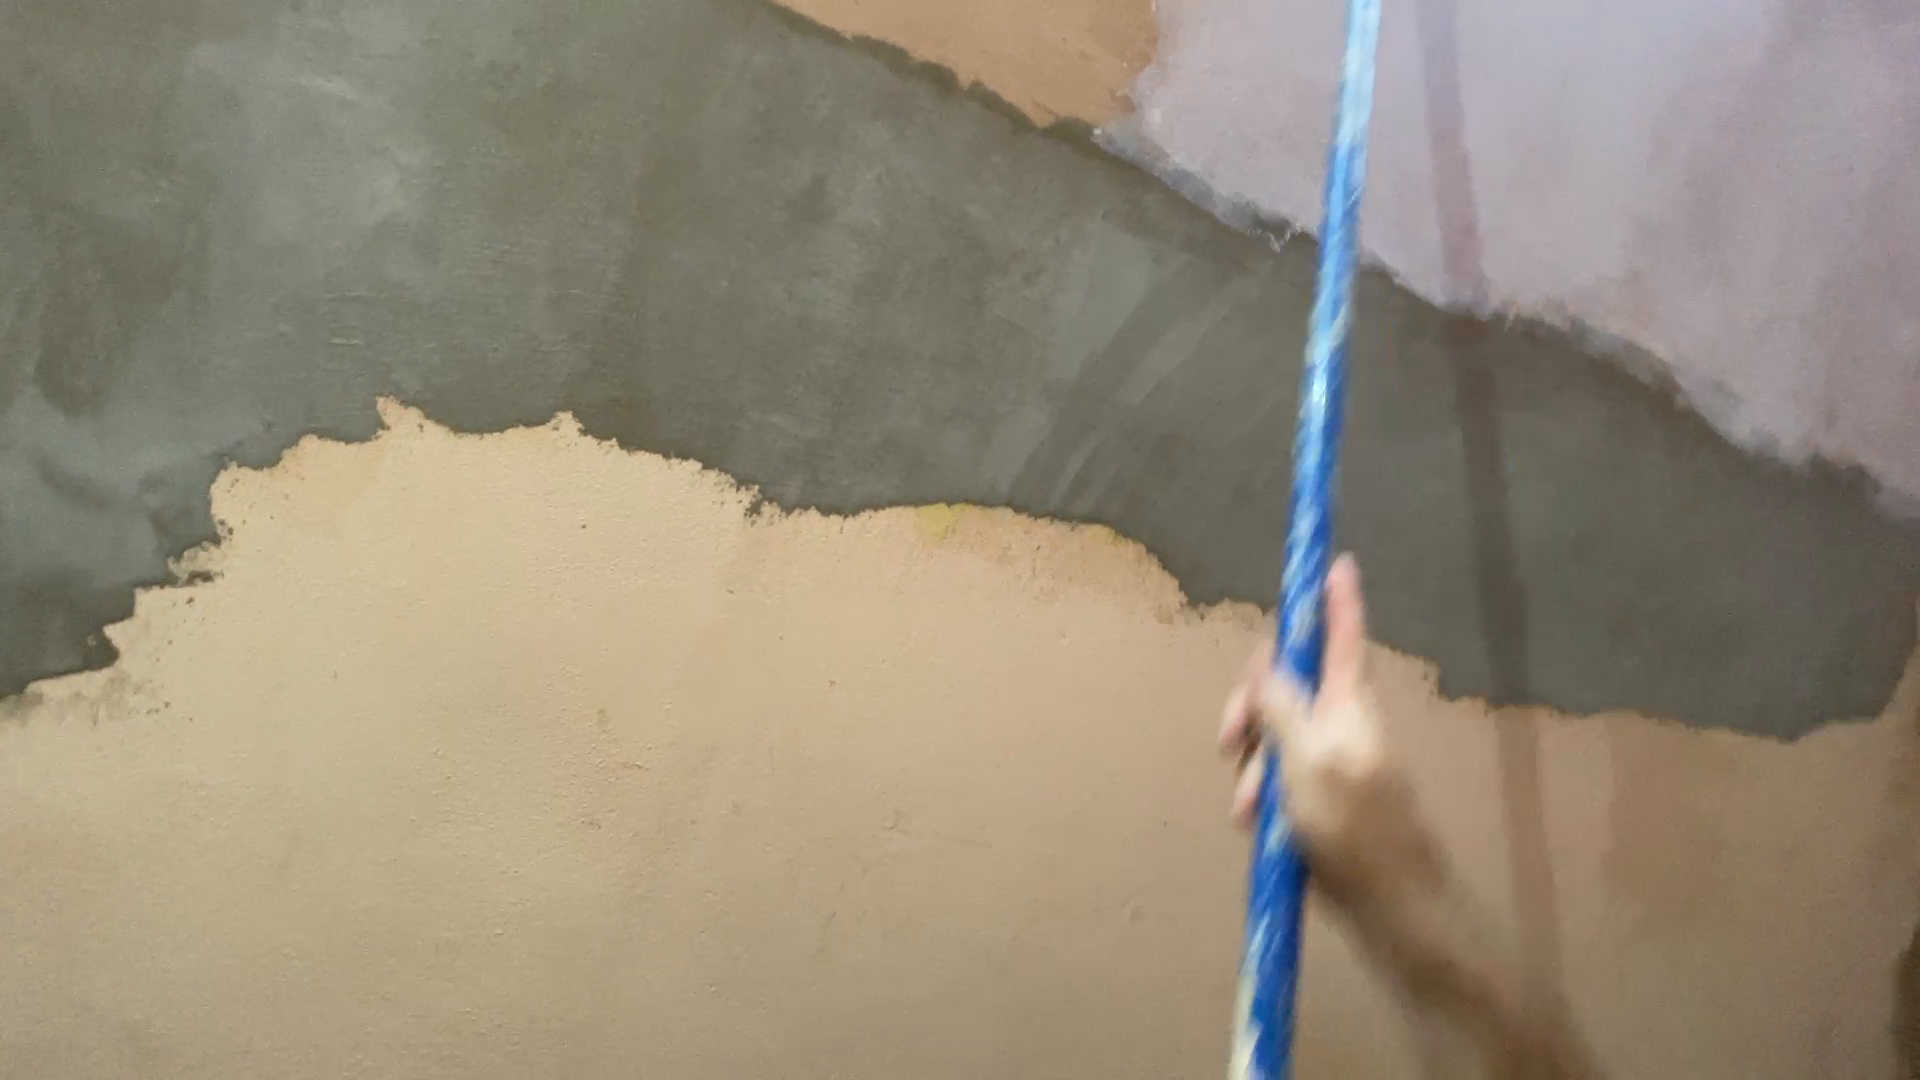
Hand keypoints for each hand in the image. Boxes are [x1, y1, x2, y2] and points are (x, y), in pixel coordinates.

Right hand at [1217, 555, 1430, 895]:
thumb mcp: (1309, 759)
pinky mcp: (1313, 789)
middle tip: (1228, 739)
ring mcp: (1324, 755)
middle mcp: (1336, 720)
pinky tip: (1252, 818)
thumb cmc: (1356, 827)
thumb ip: (1282, 707)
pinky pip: (1272, 770)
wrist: (1391, 908)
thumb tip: (1264, 664)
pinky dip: (1256, 789)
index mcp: (1347, 703)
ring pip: (1270, 731)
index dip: (1338, 598)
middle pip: (1283, 684)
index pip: (1342, 636)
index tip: (1339, 561)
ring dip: (1249, 763)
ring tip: (1246, 805)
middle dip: (1248, 708)